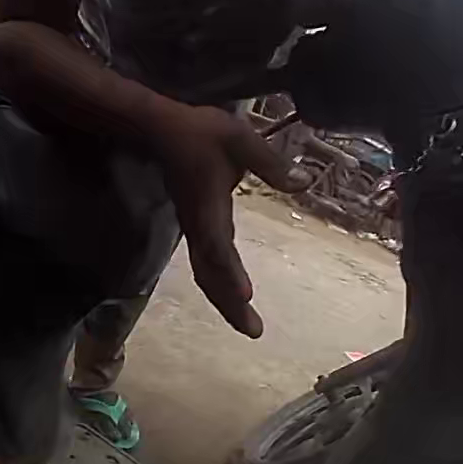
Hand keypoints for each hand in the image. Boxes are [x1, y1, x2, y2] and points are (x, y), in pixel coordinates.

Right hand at [150, 108, 312, 336]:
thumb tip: (304, 183)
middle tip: (254, 331)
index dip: (231, 271)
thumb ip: (271, 163)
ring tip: (246, 324)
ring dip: (225, 302)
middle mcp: (200, 228)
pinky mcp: (196, 229)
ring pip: (207, 275)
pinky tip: (233, 295)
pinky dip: (220, 286)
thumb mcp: (239, 139)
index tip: (246, 296)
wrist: (158, 131)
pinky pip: (206, 265)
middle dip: (230, 306)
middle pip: (211, 275)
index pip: (219, 246)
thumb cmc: (198, 133)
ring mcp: (195, 231)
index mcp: (209, 209)